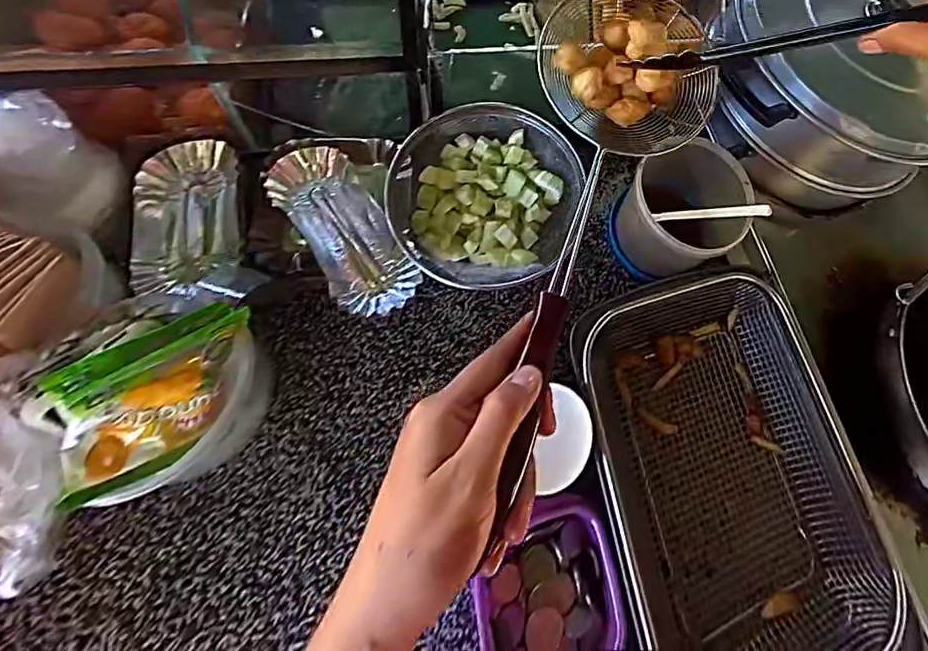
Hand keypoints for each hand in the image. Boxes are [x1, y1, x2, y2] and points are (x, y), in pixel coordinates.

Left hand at [311, 315, 554, 650]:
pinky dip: (500, 502)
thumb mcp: (473, 477)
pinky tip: (493, 534)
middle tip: (530, 475)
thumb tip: (528, 374)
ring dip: (513, 487)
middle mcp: (440, 425)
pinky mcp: (445, 479)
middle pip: (503, 408)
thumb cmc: (420, 547)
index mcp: (442, 413)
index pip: (491, 362)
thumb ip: (502, 418)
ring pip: (501, 447)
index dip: (522, 342)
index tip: (543, 320)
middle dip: (525, 447)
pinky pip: (489, 473)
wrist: (384, 607)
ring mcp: (441, 452)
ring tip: (504, 525)